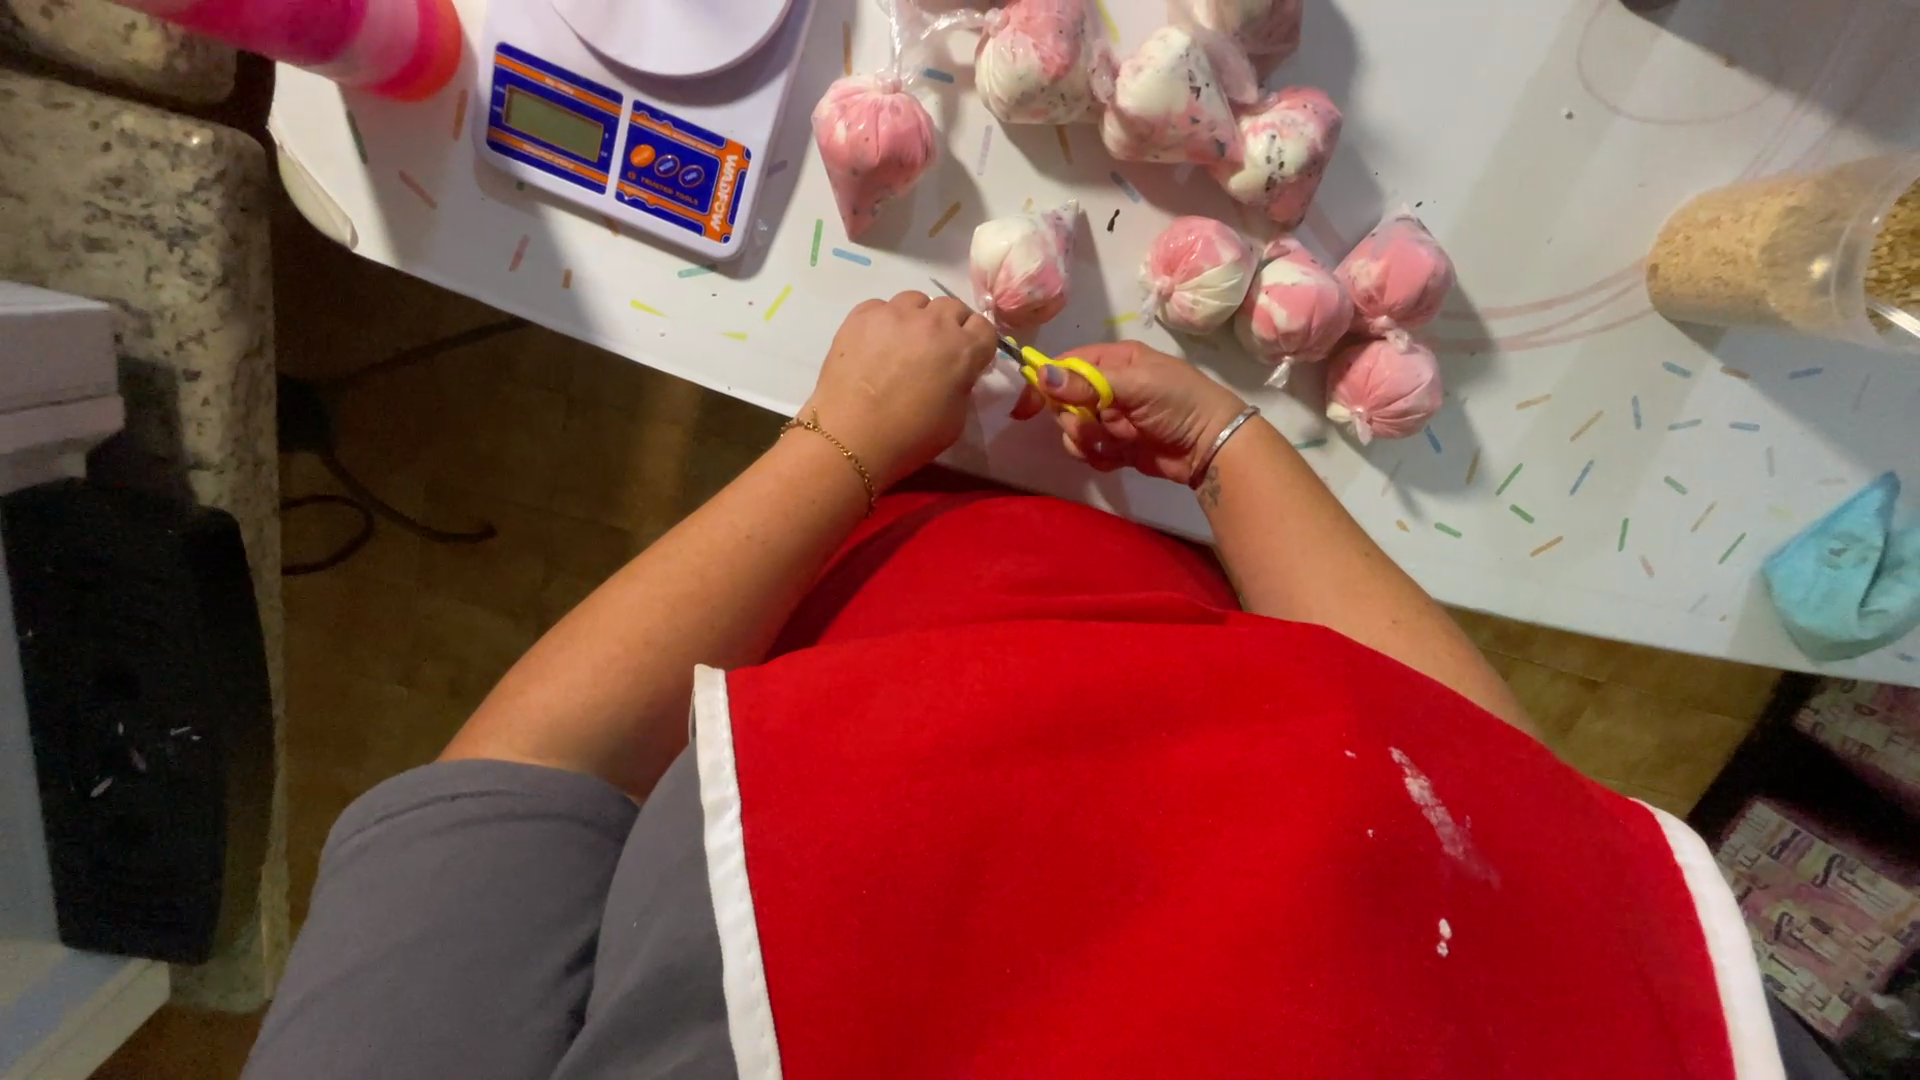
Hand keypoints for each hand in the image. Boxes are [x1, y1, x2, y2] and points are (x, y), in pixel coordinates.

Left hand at [804, 291, 998, 487]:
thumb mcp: (955, 419)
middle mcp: (932, 322)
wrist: (851, 438)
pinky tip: (875, 346)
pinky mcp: (861, 315)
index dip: (977, 344)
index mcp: (962, 350)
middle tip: (935, 353)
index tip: (967, 359)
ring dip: (917, 319)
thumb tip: (956, 372)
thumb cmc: (909, 438)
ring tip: (903, 345)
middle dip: (950, 327)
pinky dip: (884, 322)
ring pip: (916, 301)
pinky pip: (881, 307)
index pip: (984, 328)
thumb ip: (962, 384)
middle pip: (952, 308)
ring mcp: (894, 314)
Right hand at [1012, 341, 1246, 485]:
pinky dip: (1101, 458)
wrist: (1211, 445)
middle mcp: (1109, 388)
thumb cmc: (1179, 402)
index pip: (1065, 367)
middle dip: (1074, 420)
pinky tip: (1121, 457)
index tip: (1025, 410)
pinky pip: (1090, 453)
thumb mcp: (1134, 386)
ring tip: (1115, 444)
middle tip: (1095, 426)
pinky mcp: (1116, 447)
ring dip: (1087, 442)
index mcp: (1113, 362)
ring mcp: (1112, 419)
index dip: (1043, 385)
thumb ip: (1086, 384)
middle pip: (1064, 403)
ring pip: (1073, 431)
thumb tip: (1041, 375)